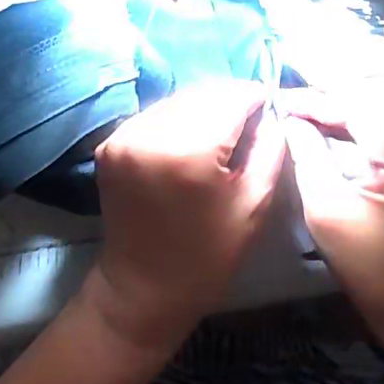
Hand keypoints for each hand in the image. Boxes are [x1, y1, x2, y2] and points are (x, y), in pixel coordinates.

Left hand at [86, 82, 286, 353]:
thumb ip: (269, 148)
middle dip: (230, 101)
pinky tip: (191, 141)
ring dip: (204, 107)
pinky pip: (157, 115)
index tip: (270, 103)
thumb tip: (272, 112)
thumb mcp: (255, 204)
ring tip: (223, 131)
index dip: (255, 96)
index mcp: (189, 151)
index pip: (231, 97)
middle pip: (203, 94)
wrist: (142, 289)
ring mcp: (125, 136)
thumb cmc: (208, 255)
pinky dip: (178, 119)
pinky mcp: (111, 143)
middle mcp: (151, 133)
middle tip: (251, 119)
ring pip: (179, 100)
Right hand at [280, 91, 383, 351]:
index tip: (284, 76)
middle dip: (327, 92)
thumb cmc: (370, 265)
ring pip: (381, 106)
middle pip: (373, 99)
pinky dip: (358, 118)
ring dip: (341, 103)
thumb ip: (308, 153)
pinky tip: (328, 119)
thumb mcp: (326, 210)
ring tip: (300, 102)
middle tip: (287, 91)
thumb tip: (292, 116)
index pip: (361, 103)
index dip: (320, 89)